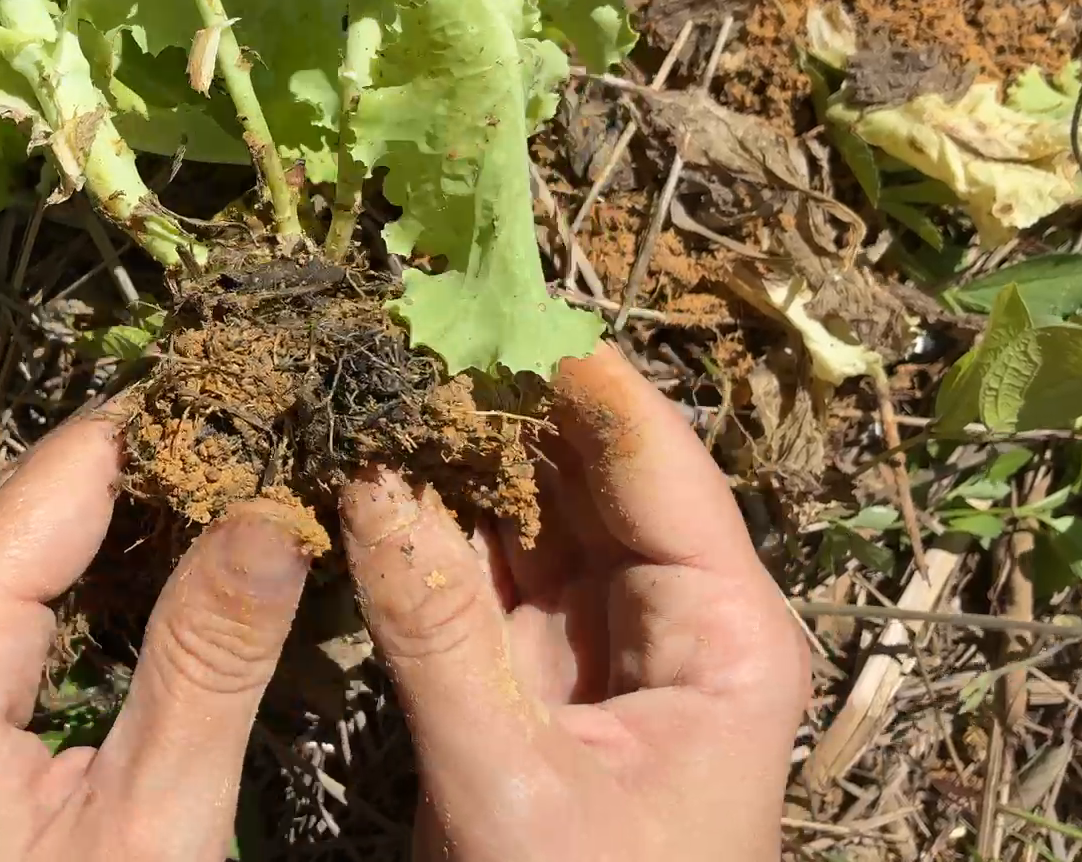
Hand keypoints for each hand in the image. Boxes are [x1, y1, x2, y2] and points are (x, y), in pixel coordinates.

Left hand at [0, 412, 312, 860]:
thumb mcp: (156, 833)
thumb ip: (210, 657)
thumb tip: (273, 509)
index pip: (59, 474)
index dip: (153, 426)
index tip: (235, 398)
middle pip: (23, 498)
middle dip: (134, 465)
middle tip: (238, 446)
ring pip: (2, 539)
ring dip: (101, 514)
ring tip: (205, 494)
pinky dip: (63, 567)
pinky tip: (133, 572)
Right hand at [339, 344, 809, 860]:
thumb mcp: (511, 783)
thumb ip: (433, 629)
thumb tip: (363, 475)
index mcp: (718, 624)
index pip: (649, 455)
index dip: (572, 370)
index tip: (486, 298)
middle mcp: (657, 600)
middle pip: (576, 463)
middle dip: (496, 398)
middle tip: (407, 330)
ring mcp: (582, 619)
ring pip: (516, 500)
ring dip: (453, 445)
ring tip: (381, 378)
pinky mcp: (517, 644)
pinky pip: (471, 550)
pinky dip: (424, 509)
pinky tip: (373, 462)